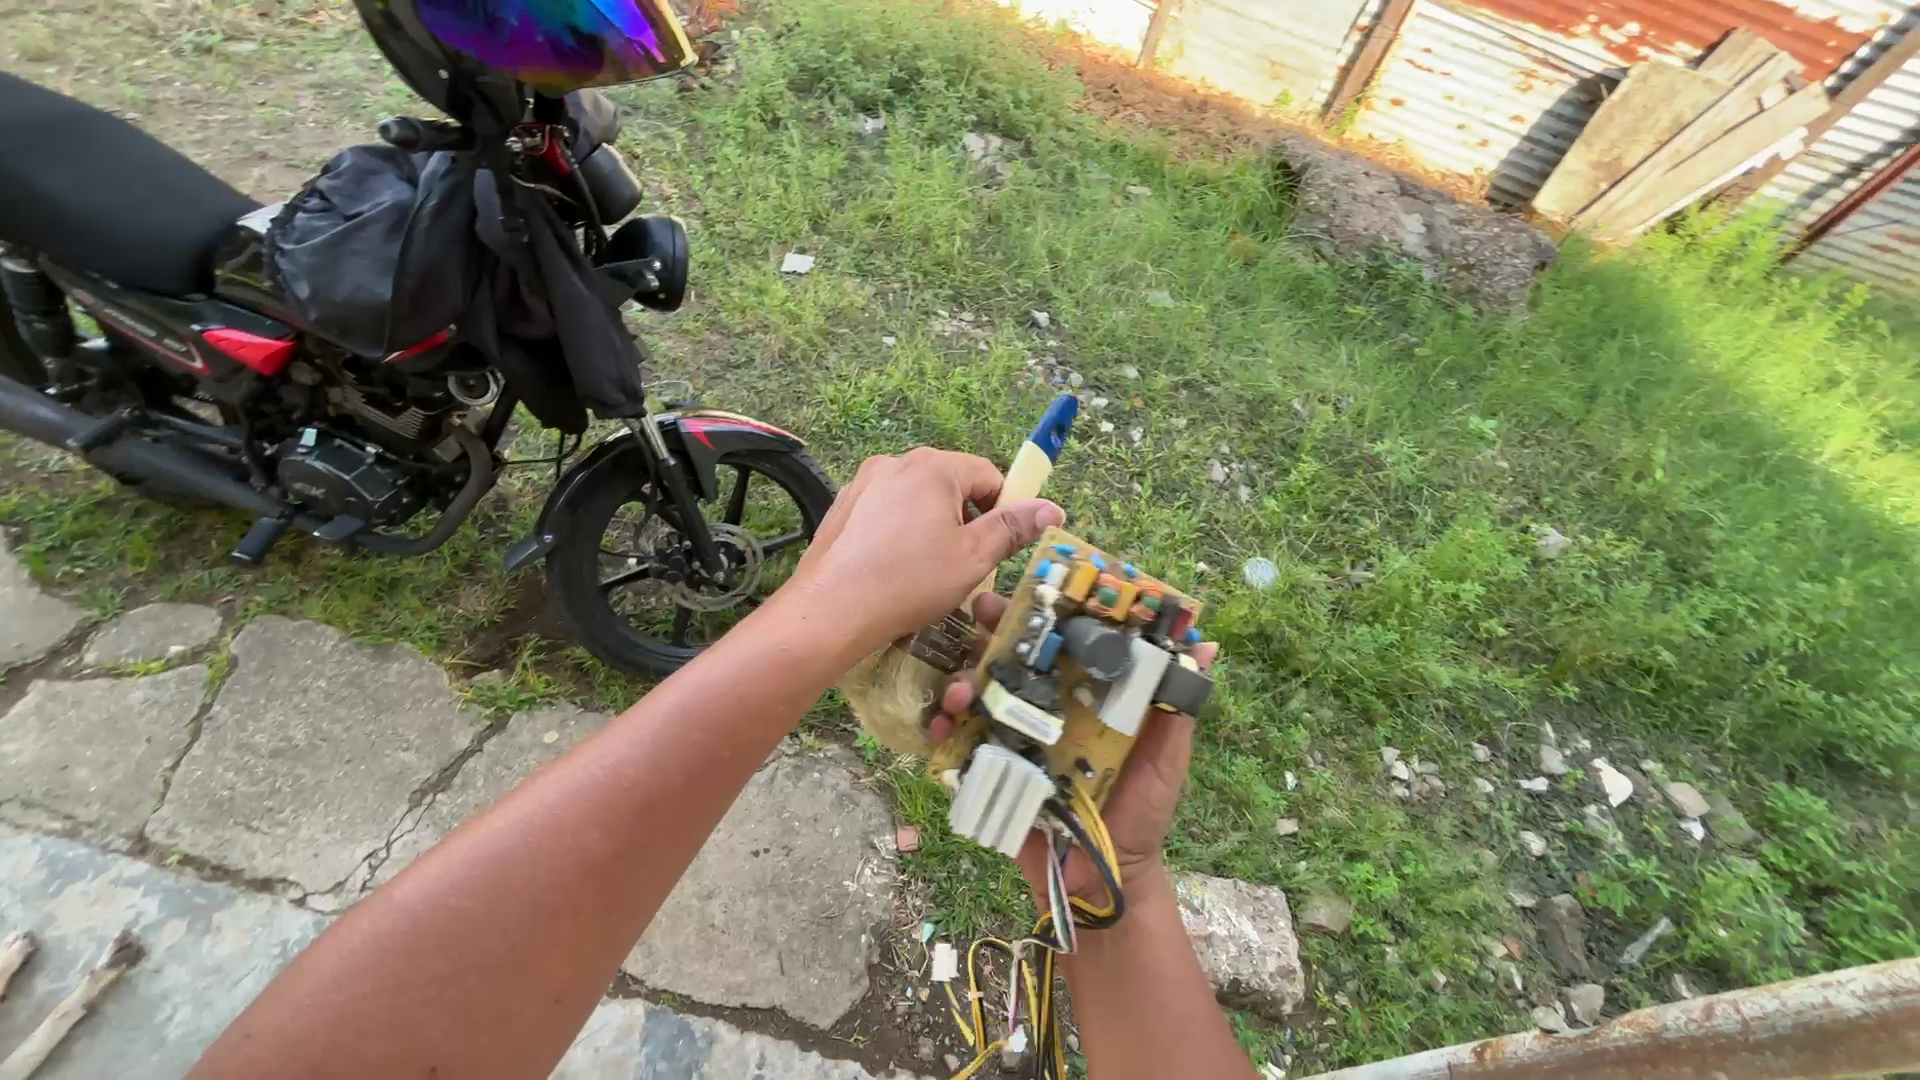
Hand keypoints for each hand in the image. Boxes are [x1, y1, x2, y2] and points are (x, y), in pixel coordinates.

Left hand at [787, 448, 1063, 653]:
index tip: (1001, 546)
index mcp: (932, 466)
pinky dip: (900, 531)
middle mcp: (895, 462)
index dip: (1004, 508)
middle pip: (951, 483)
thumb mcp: (973, 558)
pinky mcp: (842, 506)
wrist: (832, 610)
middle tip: (965, 563)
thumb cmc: (910, 582)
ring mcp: (863, 483)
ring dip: (933, 525)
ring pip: (917, 498)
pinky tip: (894, 567)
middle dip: (966, 518)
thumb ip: (1013, 529)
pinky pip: (886, 511)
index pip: (988, 474)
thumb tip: (1052, 508)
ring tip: (927, 569)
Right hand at [935, 594, 1216, 905]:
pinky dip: (941, 730)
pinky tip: (938, 728)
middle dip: (992, 628)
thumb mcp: (1166, 760)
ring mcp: (1013, 736)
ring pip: (979, 691)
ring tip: (961, 689)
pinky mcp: (988, 769)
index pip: (1064, 641)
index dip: (1049, 609)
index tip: (1035, 584)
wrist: (1103, 882)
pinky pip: (957, 743)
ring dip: (962, 678)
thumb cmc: (1140, 815)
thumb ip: (1178, 707)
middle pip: (1014, 655)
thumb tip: (1207, 646)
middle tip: (979, 612)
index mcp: (1084, 696)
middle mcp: (1045, 707)